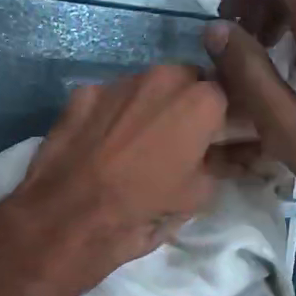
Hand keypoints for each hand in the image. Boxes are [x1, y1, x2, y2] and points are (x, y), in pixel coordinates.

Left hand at [0, 64, 227, 295]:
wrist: (68, 217)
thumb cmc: (144, 209)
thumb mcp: (197, 197)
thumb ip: (217, 164)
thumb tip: (219, 155)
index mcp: (200, 101)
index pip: (227, 97)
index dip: (221, 119)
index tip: (216, 138)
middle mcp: (162, 77)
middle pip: (186, 82)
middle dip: (186, 105)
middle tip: (177, 142)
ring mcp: (118, 82)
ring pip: (145, 86)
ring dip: (148, 106)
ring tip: (136, 144)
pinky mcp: (81, 94)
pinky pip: (107, 99)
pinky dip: (111, 114)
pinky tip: (101, 143)